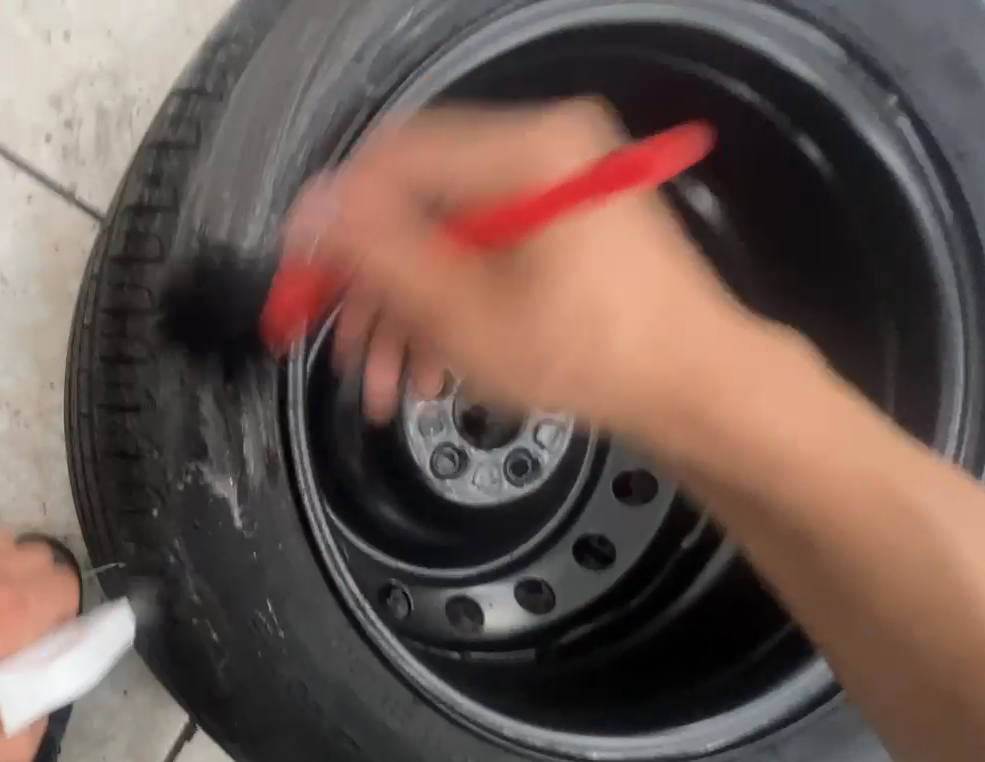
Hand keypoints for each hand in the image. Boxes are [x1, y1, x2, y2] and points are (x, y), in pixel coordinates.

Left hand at [0, 502, 80, 761]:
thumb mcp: (0, 757)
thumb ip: (39, 720)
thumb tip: (38, 696)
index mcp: (9, 616)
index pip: (65, 586)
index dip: (66, 617)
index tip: (47, 647)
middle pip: (35, 557)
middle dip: (41, 592)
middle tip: (19, 636)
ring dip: (3, 566)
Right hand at [282, 100, 790, 431]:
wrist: (685, 384)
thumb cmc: (595, 351)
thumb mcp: (460, 311)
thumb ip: (379, 255)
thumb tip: (317, 215)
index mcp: (524, 154)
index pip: (389, 161)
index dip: (331, 220)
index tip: (299, 271)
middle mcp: (536, 157)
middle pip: (408, 212)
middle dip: (365, 290)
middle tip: (336, 341)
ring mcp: (544, 194)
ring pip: (433, 247)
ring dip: (397, 319)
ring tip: (382, 381)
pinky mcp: (549, 230)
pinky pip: (467, 263)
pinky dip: (437, 316)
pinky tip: (423, 369)